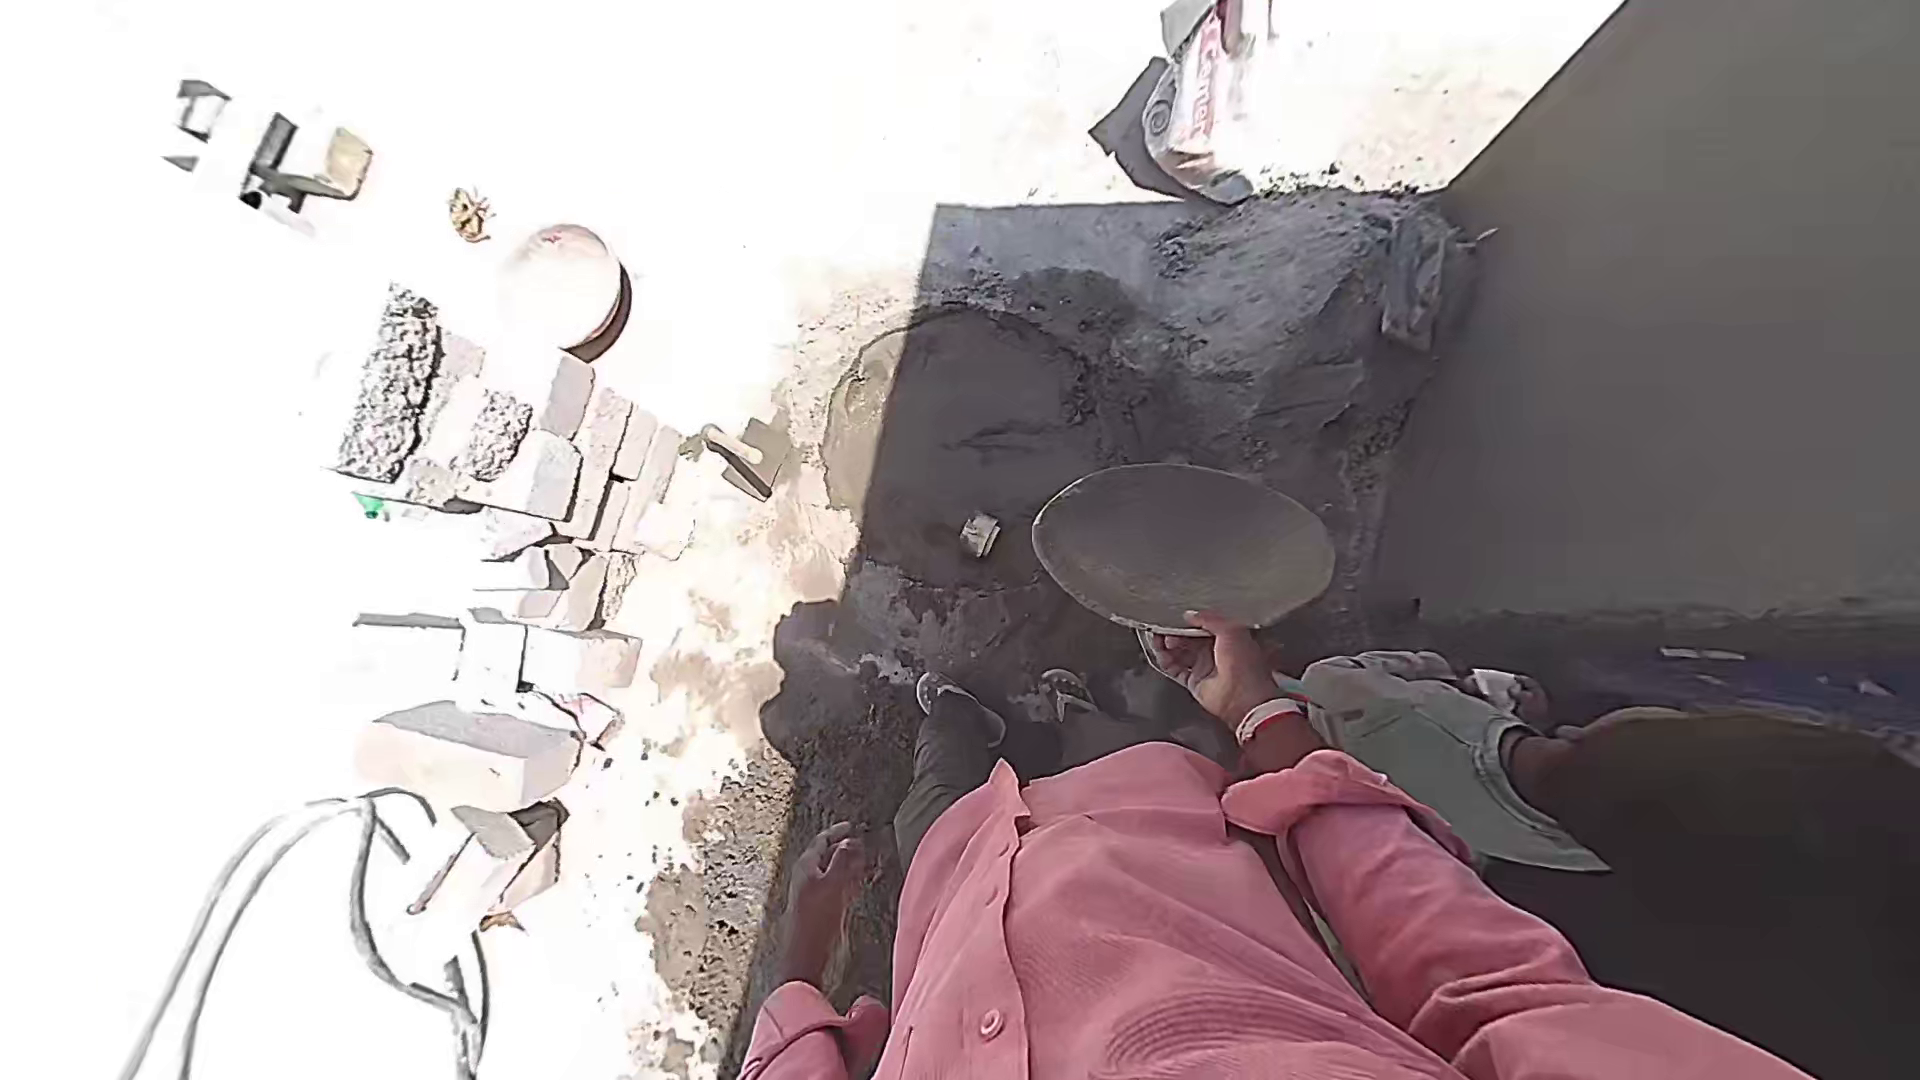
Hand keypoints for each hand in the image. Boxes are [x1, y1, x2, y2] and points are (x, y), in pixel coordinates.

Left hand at [778, 822, 865, 987]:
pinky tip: (857, 884)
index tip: (851, 826)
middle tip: (862, 845)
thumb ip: (842, 860)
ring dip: (848, 865)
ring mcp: (812, 893)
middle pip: (827, 855)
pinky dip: (847, 881)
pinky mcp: (819, 909)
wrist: (806, 958)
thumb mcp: (832, 884)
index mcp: (805, 866)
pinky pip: (835, 887)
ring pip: (832, 871)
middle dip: (845, 849)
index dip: (837, 831)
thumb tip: (848, 841)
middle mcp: (807, 877)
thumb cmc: (815, 919)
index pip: (822, 841)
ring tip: (865, 862)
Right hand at [1148, 611, 1284, 723]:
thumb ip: (1210, 619)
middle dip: (1172, 634)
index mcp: (1226, 638)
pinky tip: (1161, 656)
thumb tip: (1190, 614)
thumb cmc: (1244, 665)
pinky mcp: (1194, 681)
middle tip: (1162, 631)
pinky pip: (1174, 669)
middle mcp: (1214, 652)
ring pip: (1178, 653)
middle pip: (1186, 639)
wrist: (1243, 698)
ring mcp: (1203, 667)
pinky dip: (1165, 662)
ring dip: (1165, 647)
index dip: (1185, 622)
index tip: (1173, 619)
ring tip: (1158, 642)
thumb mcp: (1232, 631)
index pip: (1200, 626)